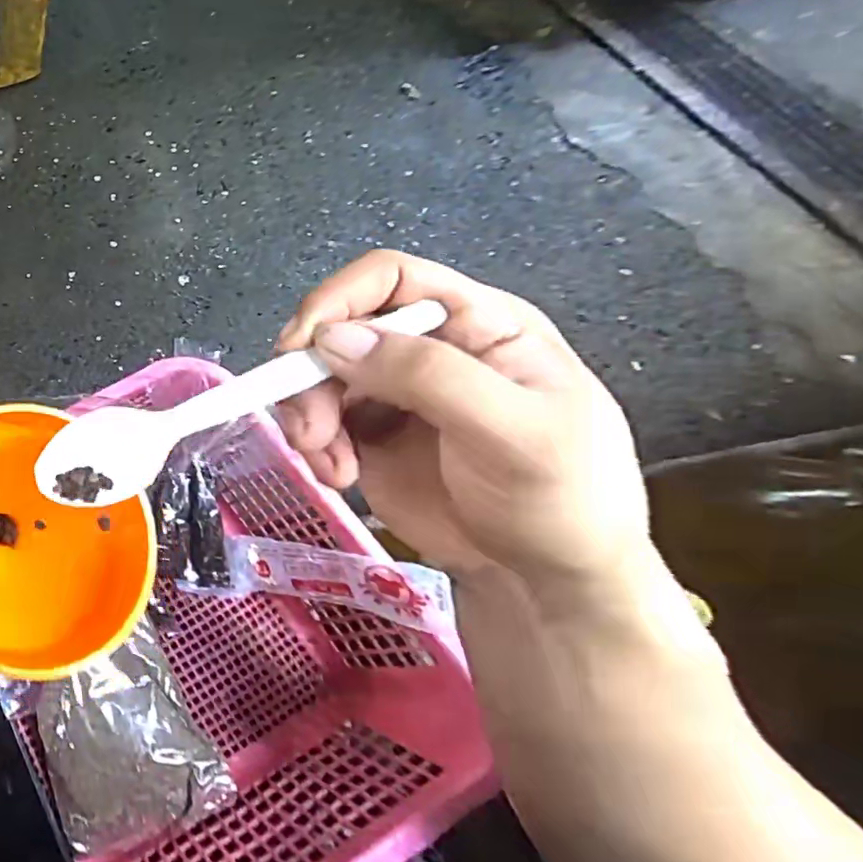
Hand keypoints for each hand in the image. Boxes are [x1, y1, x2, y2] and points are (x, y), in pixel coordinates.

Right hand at [274, 250, 653, 590]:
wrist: (548, 582)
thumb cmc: (561, 500)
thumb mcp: (514, 432)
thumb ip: (429, 375)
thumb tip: (333, 338)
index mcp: (476, 324)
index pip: (390, 279)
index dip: (336, 300)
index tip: (301, 348)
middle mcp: (426, 347)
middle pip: (337, 330)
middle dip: (310, 377)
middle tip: (310, 431)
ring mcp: (392, 391)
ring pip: (316, 375)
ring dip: (307, 416)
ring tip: (330, 466)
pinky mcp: (368, 432)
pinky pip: (317, 419)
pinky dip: (313, 446)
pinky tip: (339, 477)